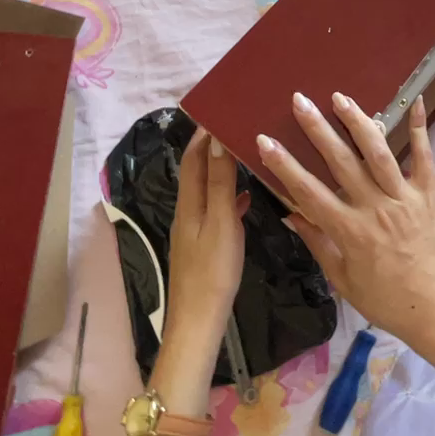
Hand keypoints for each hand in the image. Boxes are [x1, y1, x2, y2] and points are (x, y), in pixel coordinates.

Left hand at [164, 128, 249, 349]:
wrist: (199, 323)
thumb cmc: (213, 271)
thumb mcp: (221, 222)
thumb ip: (220, 183)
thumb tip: (216, 140)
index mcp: (189, 204)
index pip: (192, 159)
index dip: (202, 135)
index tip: (220, 111)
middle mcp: (187, 212)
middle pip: (197, 171)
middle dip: (211, 147)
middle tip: (237, 126)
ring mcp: (194, 230)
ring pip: (207, 189)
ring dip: (221, 169)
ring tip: (246, 153)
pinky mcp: (204, 245)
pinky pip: (216, 208)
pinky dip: (229, 194)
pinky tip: (246, 197)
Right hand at [256, 92, 434, 348]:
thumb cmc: (385, 299)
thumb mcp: (342, 279)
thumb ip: (317, 242)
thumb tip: (289, 214)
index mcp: (350, 231)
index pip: (309, 192)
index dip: (285, 165)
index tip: (265, 141)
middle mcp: (375, 208)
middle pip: (341, 162)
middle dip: (317, 130)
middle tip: (300, 101)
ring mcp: (404, 198)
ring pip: (378, 153)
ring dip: (358, 122)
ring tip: (340, 97)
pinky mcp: (428, 193)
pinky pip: (425, 156)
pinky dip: (419, 128)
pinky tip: (414, 99)